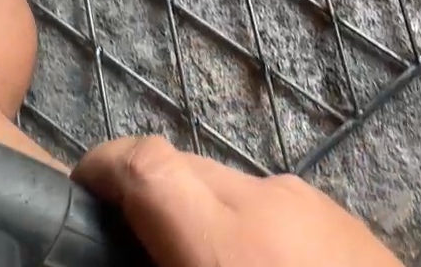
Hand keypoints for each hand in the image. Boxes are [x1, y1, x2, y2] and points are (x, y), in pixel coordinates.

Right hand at [75, 136, 404, 266]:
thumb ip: (173, 258)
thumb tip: (151, 252)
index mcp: (223, 242)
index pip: (148, 164)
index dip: (104, 164)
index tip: (79, 190)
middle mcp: (264, 201)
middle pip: (185, 168)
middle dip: (147, 197)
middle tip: (132, 250)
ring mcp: (309, 200)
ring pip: (229, 187)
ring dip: (200, 218)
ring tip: (198, 266)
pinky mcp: (340, 211)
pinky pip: (272, 206)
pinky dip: (246, 229)